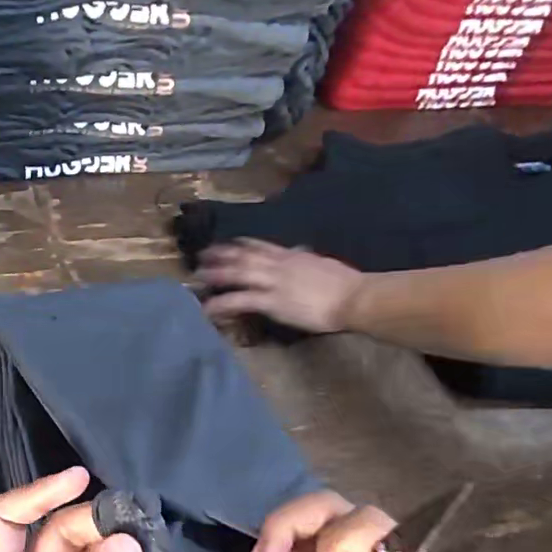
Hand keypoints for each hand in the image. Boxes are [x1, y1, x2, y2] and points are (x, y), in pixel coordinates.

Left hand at [194, 239, 366, 332]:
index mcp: (292, 257)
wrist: (354, 297)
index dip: (241, 245)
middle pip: (243, 256)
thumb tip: (302, 252)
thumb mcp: (322, 264)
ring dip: (215, 274)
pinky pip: (241, 300)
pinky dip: (222, 303)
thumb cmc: (346, 284)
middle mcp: (278, 265)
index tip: (227, 243)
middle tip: (201, 256)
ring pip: (237, 273)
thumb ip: (306, 259)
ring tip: (197, 277)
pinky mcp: (272, 302)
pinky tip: (208, 308)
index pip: (260, 246)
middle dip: (220, 255)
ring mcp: (273, 282)